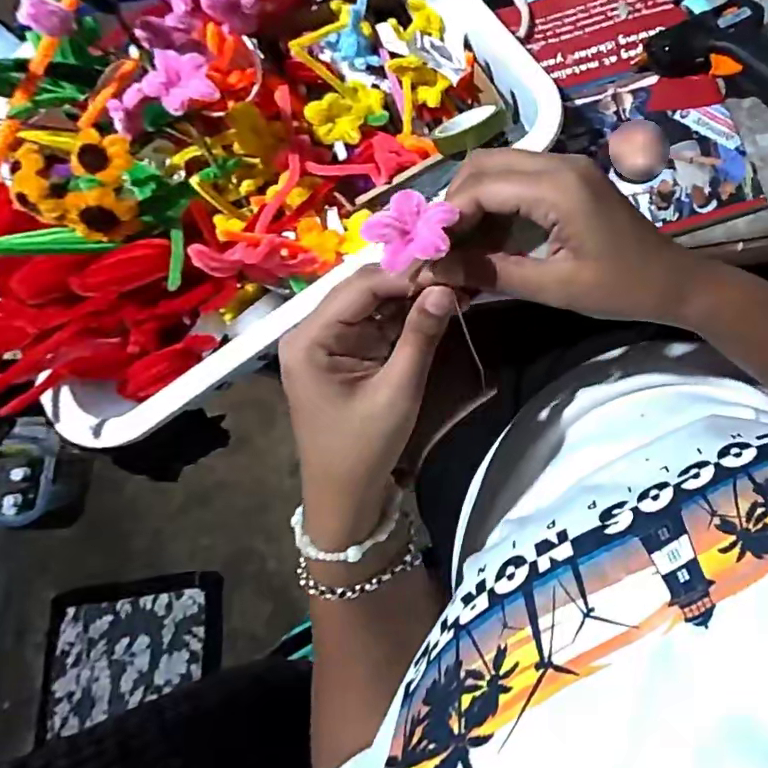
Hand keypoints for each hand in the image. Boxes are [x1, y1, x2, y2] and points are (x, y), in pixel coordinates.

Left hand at [279, 267, 457, 540]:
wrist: (347, 493)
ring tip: (456, 287)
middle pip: (366, 288)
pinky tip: (440, 305)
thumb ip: (421, 336)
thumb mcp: (398, 389)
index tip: (450, 274)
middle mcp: (315, 330)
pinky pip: (381, 320)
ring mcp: (333, 340)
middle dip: (411, 281)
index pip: (360, 287)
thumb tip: (446, 288)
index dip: (405, 276)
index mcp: (310, 339)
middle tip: (457, 278)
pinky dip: (410, 313)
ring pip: (376, 301)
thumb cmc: (364, 446)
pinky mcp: (351, 350)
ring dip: (414, 295)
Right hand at [420, 150, 717, 324]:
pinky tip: (488, 238)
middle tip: (439, 246)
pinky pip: (520, 179)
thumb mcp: (555, 287)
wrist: (675, 281)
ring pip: (499, 168)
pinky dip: (497, 203)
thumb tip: (435, 269)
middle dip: (454, 203)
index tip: (423, 251)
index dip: (445, 218)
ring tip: (458, 246)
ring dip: (473, 201)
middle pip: (483, 166)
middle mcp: (560, 162)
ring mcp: (568, 166)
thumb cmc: (622, 289)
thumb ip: (493, 272)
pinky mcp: (573, 178)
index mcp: (558, 185)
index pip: (480, 187)